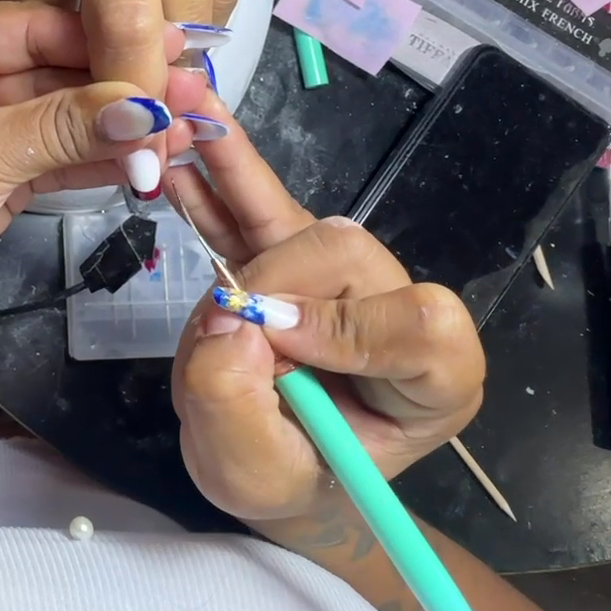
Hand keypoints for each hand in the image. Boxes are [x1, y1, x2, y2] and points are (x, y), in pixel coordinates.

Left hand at [0, 2, 208, 321]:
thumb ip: (61, 127)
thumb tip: (145, 108)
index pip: (43, 27)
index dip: (107, 43)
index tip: (174, 55)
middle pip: (67, 71)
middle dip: (127, 91)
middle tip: (196, 99)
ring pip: (75, 115)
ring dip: (126, 129)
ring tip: (189, 133)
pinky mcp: (13, 168)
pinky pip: (69, 155)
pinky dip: (106, 161)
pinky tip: (152, 162)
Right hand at [167, 96, 484, 522]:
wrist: (268, 464)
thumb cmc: (278, 481)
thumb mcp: (252, 473)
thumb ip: (237, 410)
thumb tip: (226, 316)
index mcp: (429, 382)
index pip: (422, 328)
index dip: (345, 328)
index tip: (270, 346)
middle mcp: (394, 313)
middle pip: (348, 256)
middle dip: (273, 277)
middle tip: (218, 317)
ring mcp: (339, 278)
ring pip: (298, 217)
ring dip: (238, 175)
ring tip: (185, 129)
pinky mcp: (287, 258)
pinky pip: (253, 212)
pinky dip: (216, 181)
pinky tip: (181, 149)